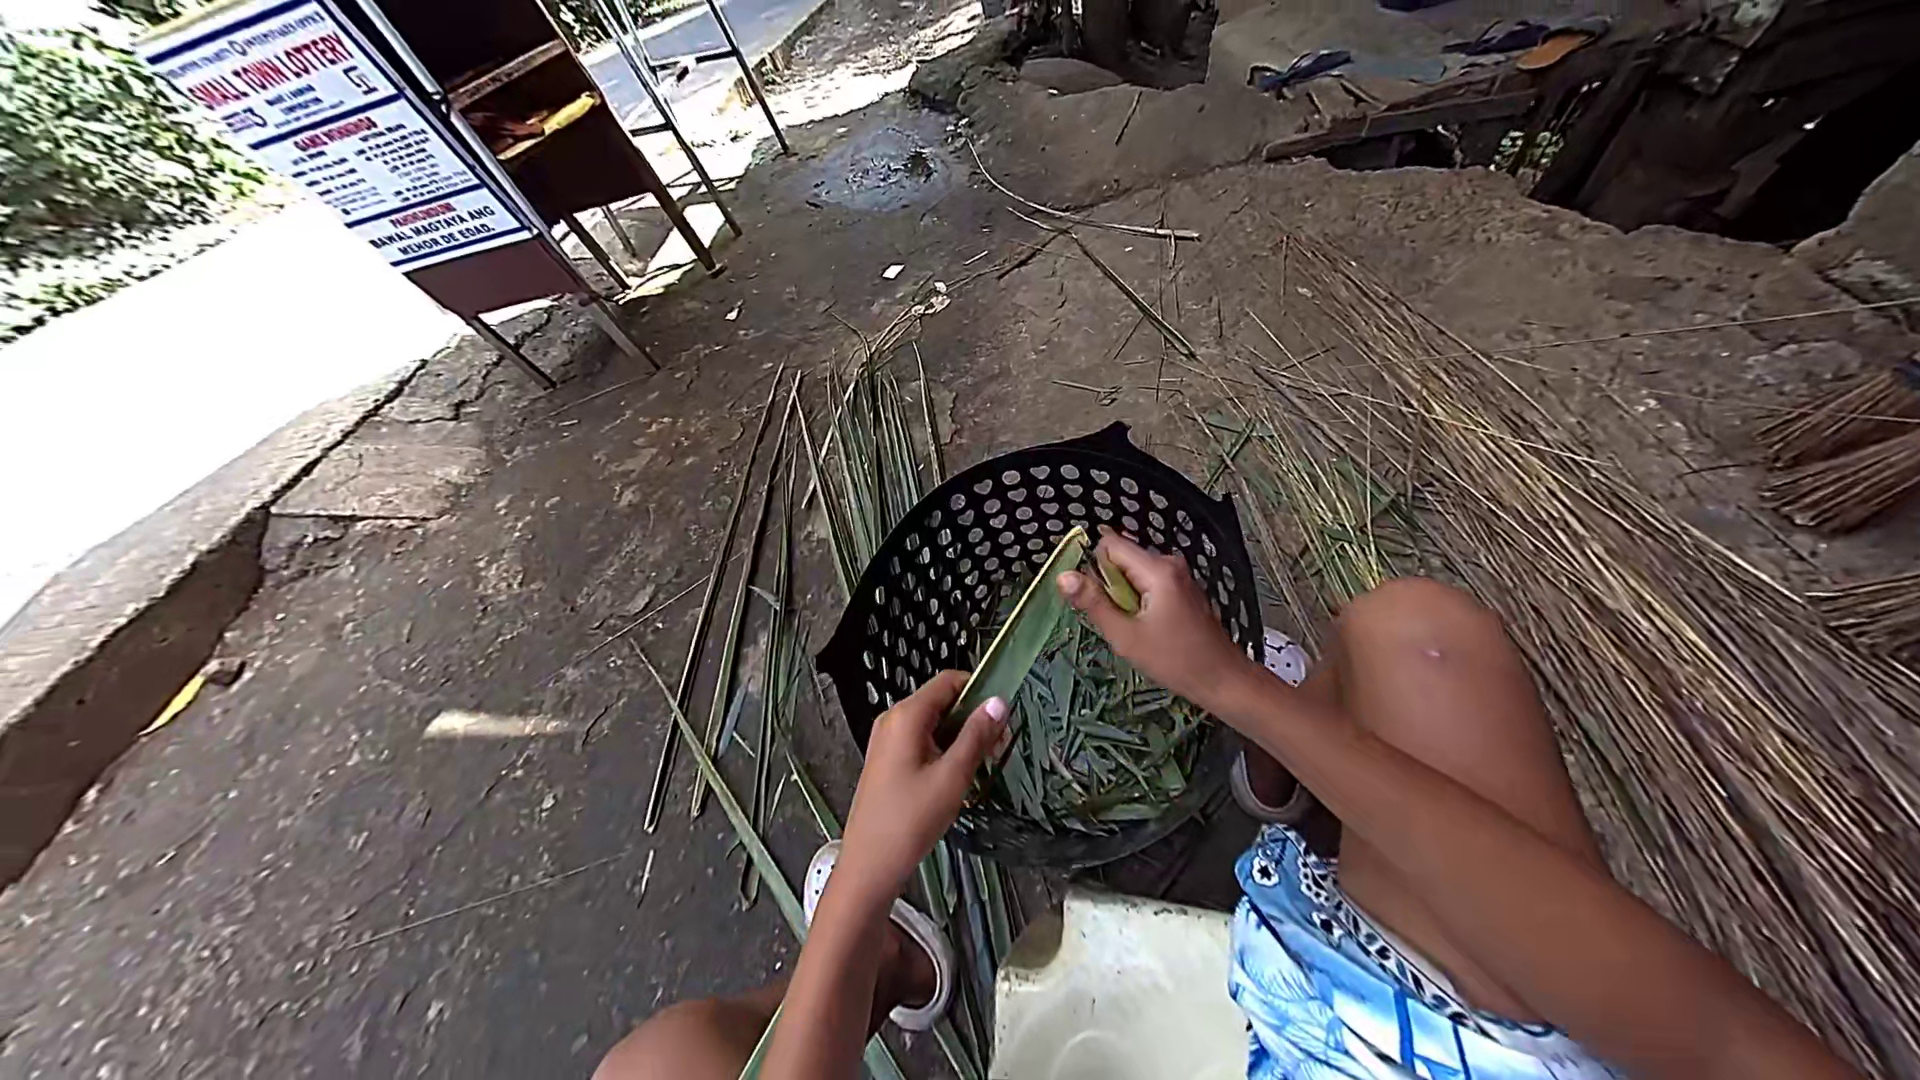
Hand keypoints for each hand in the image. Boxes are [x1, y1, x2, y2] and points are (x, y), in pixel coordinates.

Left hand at [838, 671, 1009, 899]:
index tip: (1003, 715)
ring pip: (934, 722)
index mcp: (907, 715)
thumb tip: (998, 701)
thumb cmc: (910, 820)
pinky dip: (944, 749)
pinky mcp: (888, 759)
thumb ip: (977, 735)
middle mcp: (893, 719)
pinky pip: (922, 740)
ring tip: (983, 764)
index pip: (949, 680)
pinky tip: (958, 775)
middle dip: (973, 717)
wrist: (869, 866)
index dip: (979, 689)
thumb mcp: (953, 776)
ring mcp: (888, 739)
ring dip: (961, 736)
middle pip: (942, 700)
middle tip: (999, 746)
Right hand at [1057, 530, 1262, 712]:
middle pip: (1122, 557)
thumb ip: (1093, 602)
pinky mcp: (1182, 588)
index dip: (1094, 568)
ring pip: (1133, 572)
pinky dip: (1139, 600)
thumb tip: (1063, 576)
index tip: (1095, 599)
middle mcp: (1169, 563)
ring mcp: (1178, 575)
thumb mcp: (1125, 635)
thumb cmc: (1174, 660)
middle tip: (1117, 620)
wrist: (1223, 679)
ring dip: (1124, 595)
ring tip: (1133, 626)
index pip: (1109, 544)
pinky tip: (1148, 626)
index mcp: (1157, 569)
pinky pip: (1148, 582)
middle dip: (1109, 585)